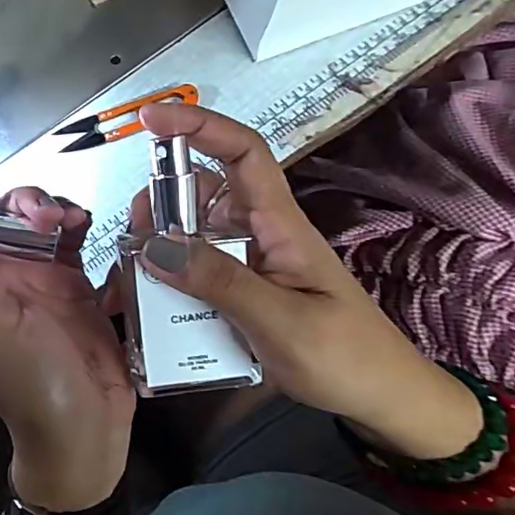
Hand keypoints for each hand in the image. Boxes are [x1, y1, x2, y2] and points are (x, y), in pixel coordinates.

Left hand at [0, 184, 133, 511]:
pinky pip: (76, 242)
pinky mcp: (82, 288)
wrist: (84, 427)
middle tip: (45, 217)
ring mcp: (47, 281)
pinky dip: (80, 224)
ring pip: (43, 223)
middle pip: (7, 218)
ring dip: (54, 207)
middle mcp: (8, 279)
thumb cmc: (34, 384)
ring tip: (71, 218)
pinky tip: (86, 223)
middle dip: (23, 203)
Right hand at [129, 103, 478, 459]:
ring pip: (198, 233)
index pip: (244, 152)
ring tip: (136, 272)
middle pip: (207, 192)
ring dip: (164, 243)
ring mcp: (255, 263)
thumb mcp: (281, 320)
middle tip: (134, 234)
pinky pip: (202, 271)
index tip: (152, 117)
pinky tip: (155, 303)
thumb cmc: (345, 356)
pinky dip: (175, 278)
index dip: (200, 125)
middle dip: (163, 199)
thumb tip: (155, 246)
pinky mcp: (248, 292)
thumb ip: (220, 281)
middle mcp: (264, 234)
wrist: (380, 396)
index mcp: (281, 224)